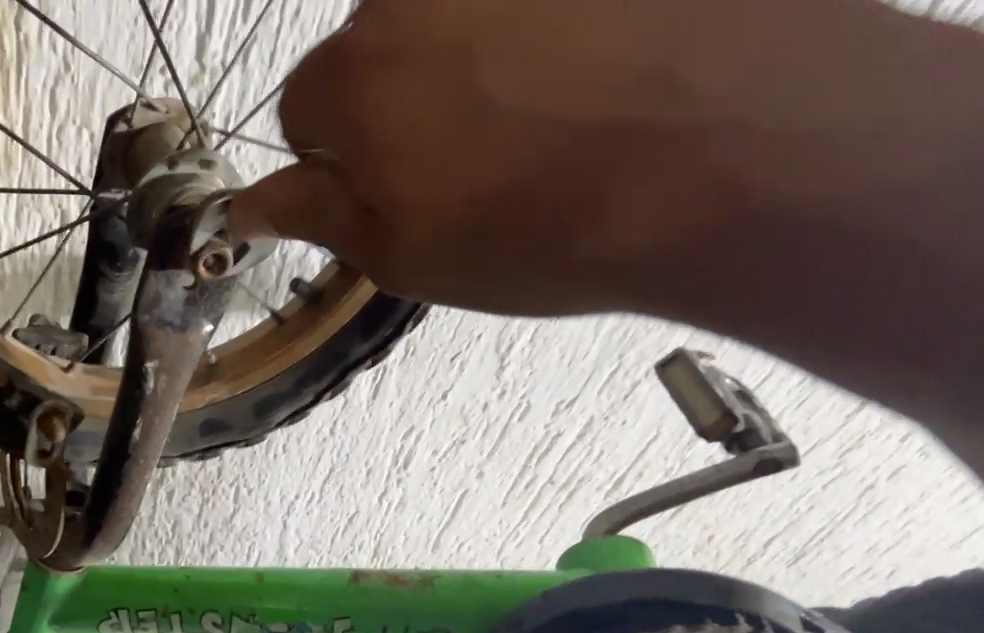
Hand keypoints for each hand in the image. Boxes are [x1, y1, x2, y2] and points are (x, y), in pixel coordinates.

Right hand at [230, 0, 925, 314]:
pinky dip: (541, 31)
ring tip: (547, 114)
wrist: (736, 152)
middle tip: (473, 160)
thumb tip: (246, 204)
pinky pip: (528, 6)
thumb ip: (316, 217)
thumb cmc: (538, 230)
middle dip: (401, 100)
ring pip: (452, 15)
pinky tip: (593, 70)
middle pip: (376, 48)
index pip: (303, 109)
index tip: (392, 193)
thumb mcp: (403, 256)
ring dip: (473, 58)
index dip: (340, 159)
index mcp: (350, 79)